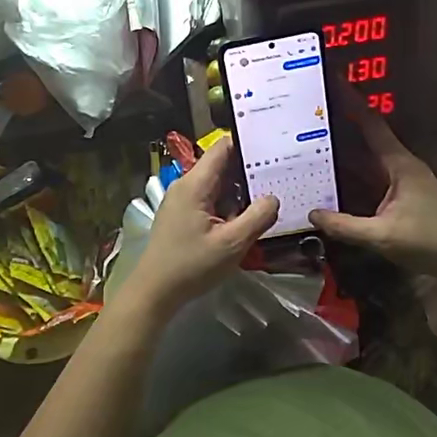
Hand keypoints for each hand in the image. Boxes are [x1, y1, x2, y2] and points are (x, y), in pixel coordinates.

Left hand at [115, 139, 277, 317]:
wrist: (155, 291)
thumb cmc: (192, 266)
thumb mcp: (232, 243)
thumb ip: (257, 217)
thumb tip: (273, 197)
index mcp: (195, 184)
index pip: (223, 148)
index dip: (248, 145)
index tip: (274, 149)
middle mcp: (186, 185)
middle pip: (222, 166)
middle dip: (249, 171)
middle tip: (280, 176)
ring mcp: (182, 201)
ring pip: (218, 186)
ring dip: (240, 192)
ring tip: (269, 197)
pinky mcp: (182, 216)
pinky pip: (210, 201)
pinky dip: (228, 205)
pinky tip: (246, 218)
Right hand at [309, 92, 436, 280]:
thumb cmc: (429, 242)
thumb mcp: (383, 236)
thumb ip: (345, 226)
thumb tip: (311, 214)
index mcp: (400, 165)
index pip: (371, 125)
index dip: (352, 102)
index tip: (333, 81)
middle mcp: (399, 167)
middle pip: (365, 139)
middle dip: (340, 124)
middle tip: (308, 112)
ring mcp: (399, 182)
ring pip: (364, 160)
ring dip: (341, 151)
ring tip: (309, 140)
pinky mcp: (398, 197)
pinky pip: (367, 178)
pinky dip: (348, 175)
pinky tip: (327, 177)